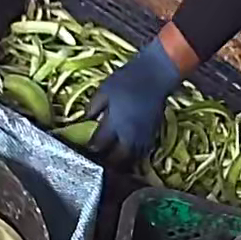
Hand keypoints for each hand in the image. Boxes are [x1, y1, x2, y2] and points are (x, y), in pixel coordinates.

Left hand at [84, 37, 181, 165]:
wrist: (155, 75)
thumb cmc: (128, 80)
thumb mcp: (104, 89)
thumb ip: (93, 107)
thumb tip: (85, 121)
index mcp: (114, 123)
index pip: (99, 144)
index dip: (91, 149)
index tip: (86, 149)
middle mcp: (128, 135)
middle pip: (115, 159)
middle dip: (105, 161)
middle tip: (99, 159)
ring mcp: (141, 139)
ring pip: (129, 161)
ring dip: (119, 163)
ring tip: (112, 162)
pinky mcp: (151, 137)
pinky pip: (140, 155)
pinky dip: (132, 158)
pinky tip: (126, 155)